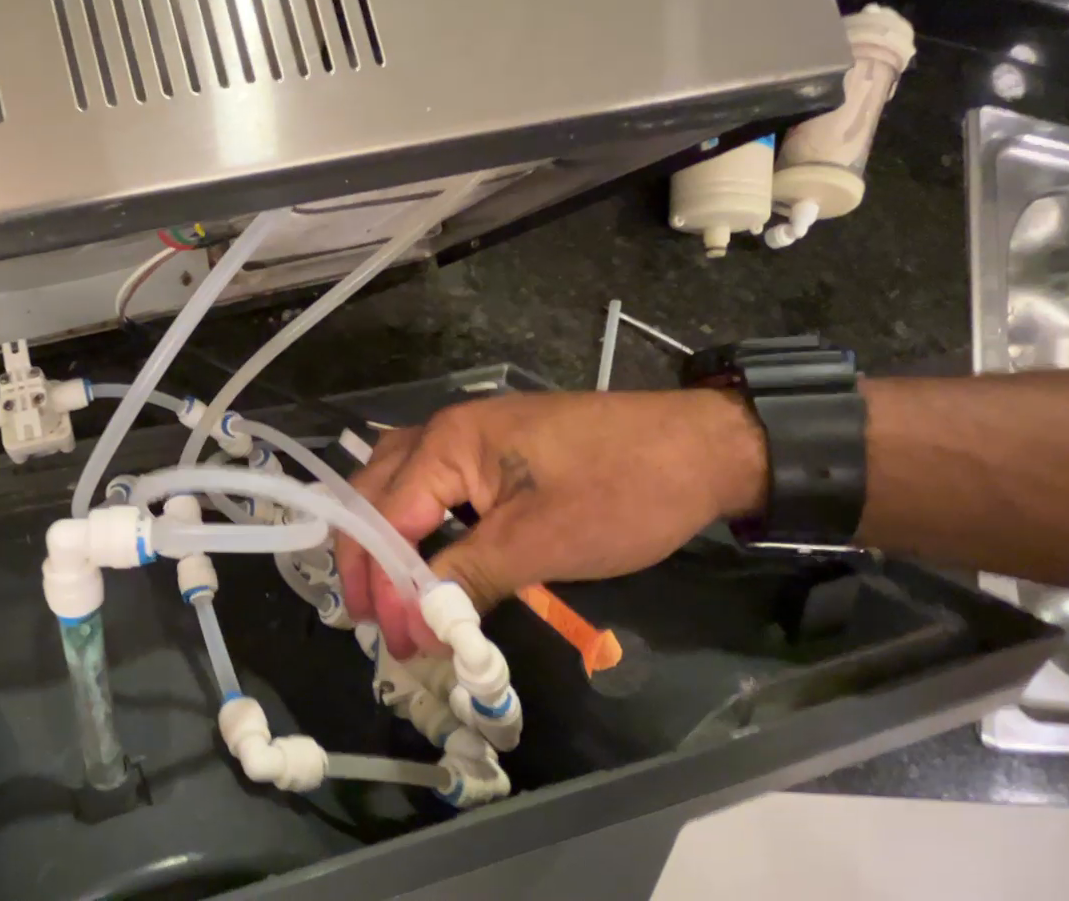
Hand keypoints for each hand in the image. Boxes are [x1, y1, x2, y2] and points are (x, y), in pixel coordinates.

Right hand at [338, 390, 765, 658]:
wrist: (702, 447)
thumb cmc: (621, 493)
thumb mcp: (541, 544)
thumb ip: (466, 579)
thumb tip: (414, 625)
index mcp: (447, 444)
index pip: (388, 518)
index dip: (383, 581)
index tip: (392, 639)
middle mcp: (442, 430)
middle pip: (374, 493)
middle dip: (366, 558)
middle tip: (373, 618)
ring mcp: (466, 435)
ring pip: (394, 484)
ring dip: (383, 536)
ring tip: (385, 589)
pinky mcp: (491, 449)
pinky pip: (428, 483)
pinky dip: (413, 521)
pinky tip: (420, 552)